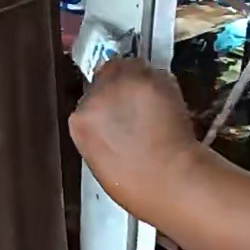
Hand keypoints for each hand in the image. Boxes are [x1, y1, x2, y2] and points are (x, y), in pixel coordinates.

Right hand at [69, 58, 202, 210]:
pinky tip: (168, 103)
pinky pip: (154, 73)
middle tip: (136, 101)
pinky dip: (161, 83)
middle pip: (104, 75)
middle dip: (119, 85)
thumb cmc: (136, 184)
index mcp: (79, 122)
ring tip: (153, 100)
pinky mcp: (149, 80)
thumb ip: (99, 130)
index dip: (105, 103)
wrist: (170, 180)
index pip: (88, 100)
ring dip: (139, 78)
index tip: (118, 111)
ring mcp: (122, 86)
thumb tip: (112, 120)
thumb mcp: (100, 158)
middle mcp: (95, 98)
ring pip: (128, 66)